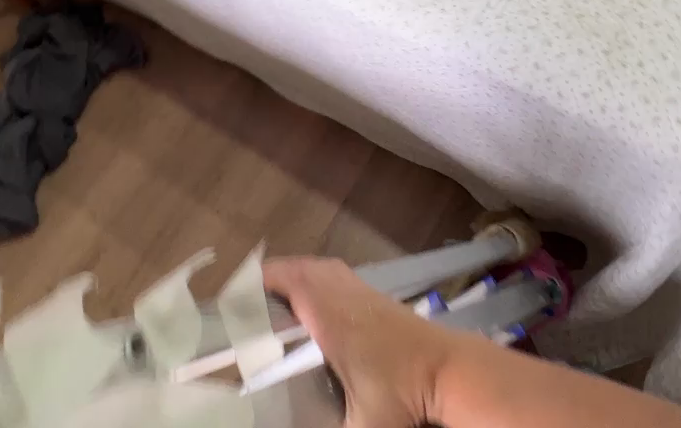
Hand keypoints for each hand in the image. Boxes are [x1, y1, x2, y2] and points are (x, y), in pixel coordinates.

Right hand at [262, 257, 457, 427]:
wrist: (451, 371)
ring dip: (295, 278)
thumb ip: (325, 427)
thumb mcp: (360, 425)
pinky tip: (313, 311)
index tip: (229, 299)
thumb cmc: (403, 394)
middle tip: (244, 305)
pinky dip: (316, 282)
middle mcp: (343, 293)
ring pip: (320, 269)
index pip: (284, 280)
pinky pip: (337, 277)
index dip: (254, 285)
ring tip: (272, 305)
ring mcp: (363, 291)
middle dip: (269, 280)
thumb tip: (290, 426)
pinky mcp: (378, 298)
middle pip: (299, 268)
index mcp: (329, 313)